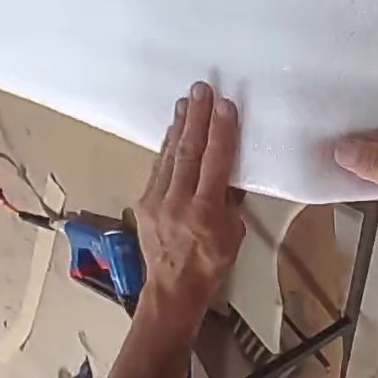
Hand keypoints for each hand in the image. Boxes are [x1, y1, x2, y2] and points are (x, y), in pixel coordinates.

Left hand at [135, 82, 244, 332]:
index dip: (221, 132)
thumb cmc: (210, 265)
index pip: (215, 162)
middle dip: (197, 118)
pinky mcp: (144, 203)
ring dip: (180, 126)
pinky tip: (173, 131)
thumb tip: (231, 173)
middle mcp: (178, 203)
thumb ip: (231, 202)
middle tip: (201, 89)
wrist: (173, 288)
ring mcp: (157, 202)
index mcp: (205, 213)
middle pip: (189, 151)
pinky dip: (167, 147)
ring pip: (170, 156)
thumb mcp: (233, 236)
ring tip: (186, 102)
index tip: (225, 106)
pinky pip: (158, 168)